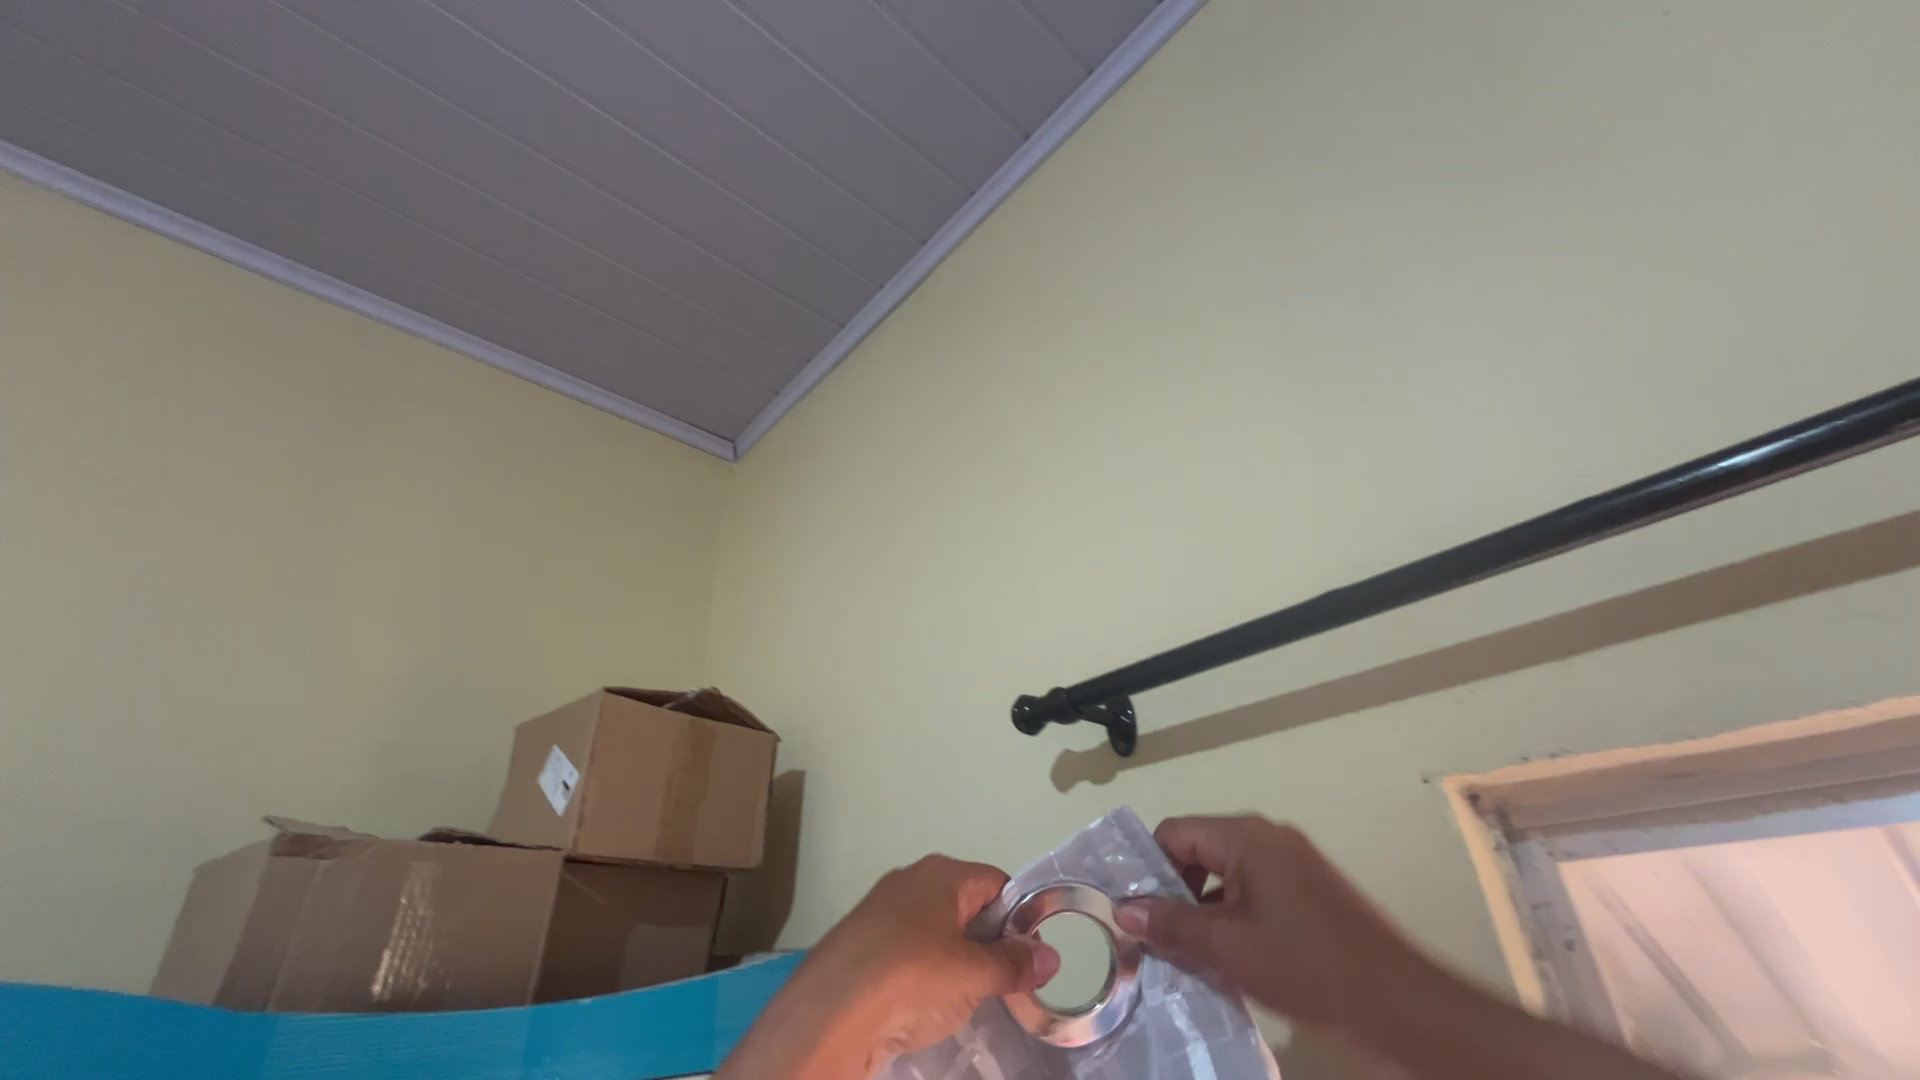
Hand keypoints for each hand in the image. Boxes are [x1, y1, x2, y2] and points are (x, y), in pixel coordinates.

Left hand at [718, 855, 1058, 1079]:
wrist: (829, 1011)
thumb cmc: (911, 977)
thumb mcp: (973, 975)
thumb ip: (1014, 964)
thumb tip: (1049, 956)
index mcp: (941, 872)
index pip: (997, 883)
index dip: (1020, 917)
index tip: (1029, 957)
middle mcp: (910, 880)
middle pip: (966, 906)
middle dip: (987, 943)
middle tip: (1001, 983)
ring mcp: (880, 911)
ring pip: (935, 932)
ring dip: (955, 962)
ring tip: (965, 1000)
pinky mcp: (860, 943)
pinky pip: (906, 953)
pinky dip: (922, 976)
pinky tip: (924, 1007)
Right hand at [1113, 814, 1434, 1036]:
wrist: (1399, 1002)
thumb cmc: (1307, 967)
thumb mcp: (1228, 948)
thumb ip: (1172, 924)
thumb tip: (1123, 911)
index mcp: (1245, 837)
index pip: (1173, 833)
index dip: (1147, 870)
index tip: (1135, 912)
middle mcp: (1267, 835)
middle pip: (1197, 849)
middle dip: (1173, 891)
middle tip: (1156, 937)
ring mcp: (1291, 859)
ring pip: (1224, 872)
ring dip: (1201, 906)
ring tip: (1187, 952)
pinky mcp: (1307, 885)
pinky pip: (1251, 886)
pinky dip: (1231, 912)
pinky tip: (1226, 954)